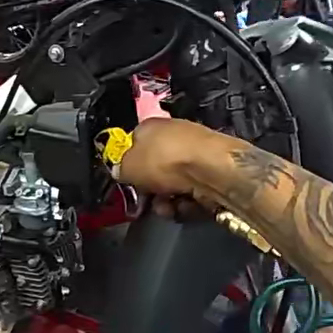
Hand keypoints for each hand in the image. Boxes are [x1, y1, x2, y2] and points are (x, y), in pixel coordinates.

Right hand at [110, 117, 239, 205]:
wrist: (212, 169)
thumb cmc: (165, 160)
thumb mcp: (127, 166)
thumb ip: (119, 169)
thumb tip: (120, 171)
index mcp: (150, 126)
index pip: (133, 144)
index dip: (128, 165)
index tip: (128, 182)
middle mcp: (173, 135)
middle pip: (154, 169)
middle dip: (150, 190)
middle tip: (148, 201)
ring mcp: (195, 153)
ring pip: (173, 185)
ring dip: (167, 201)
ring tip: (170, 207)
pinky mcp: (213, 172)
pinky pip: (192, 193)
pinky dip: (187, 203)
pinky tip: (187, 205)